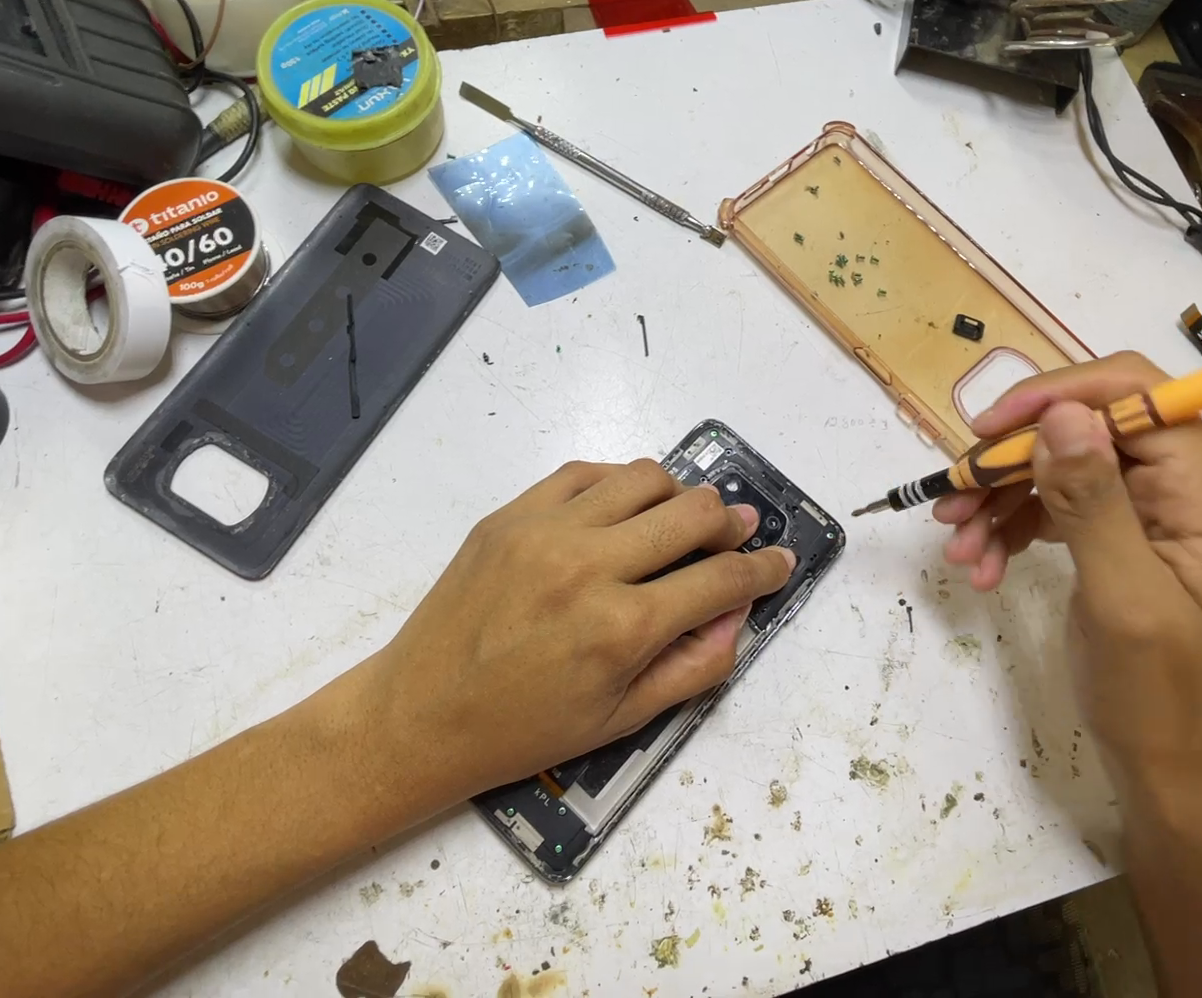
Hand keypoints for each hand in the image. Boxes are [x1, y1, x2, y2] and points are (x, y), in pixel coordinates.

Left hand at [359, 459, 795, 800]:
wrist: (420, 713)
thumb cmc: (525, 730)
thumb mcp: (623, 720)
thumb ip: (695, 665)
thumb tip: (738, 612)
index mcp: (623, 628)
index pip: (721, 579)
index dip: (764, 568)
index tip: (780, 560)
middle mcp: (591, 564)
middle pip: (694, 512)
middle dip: (730, 524)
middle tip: (734, 537)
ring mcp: (546, 528)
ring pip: (645, 477)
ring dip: (678, 496)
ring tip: (676, 523)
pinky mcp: (511, 512)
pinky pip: (585, 471)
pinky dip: (619, 484)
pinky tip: (622, 509)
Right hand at [932, 353, 1201, 780]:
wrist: (1161, 755)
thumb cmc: (1154, 688)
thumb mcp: (1121, 596)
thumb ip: (1093, 502)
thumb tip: (1063, 415)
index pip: (1132, 396)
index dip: (1055, 396)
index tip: (987, 430)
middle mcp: (1177, 485)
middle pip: (1081, 430)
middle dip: (1009, 463)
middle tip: (952, 500)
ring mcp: (1144, 509)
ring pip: (1055, 468)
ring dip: (997, 501)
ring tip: (958, 546)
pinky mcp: (1112, 533)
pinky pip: (1049, 506)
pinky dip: (1007, 528)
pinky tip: (981, 565)